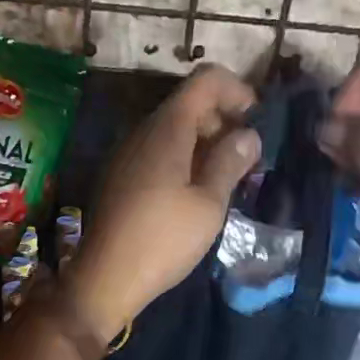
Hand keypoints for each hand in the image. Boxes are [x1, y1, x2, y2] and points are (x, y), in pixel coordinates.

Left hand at [69, 66, 260, 337]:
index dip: (236, 90)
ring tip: (223, 181)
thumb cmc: (163, 240)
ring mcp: (125, 154)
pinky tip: (191, 195)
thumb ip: (230, 163)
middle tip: (244, 160)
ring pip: (171, 131)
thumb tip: (248, 135)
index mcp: (167, 129)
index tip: (255, 122)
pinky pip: (155, 153)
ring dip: (202, 144)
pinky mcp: (118, 178)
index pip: (205, 80)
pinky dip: (181, 160)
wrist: (105, 278)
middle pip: (188, 105)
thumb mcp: (208, 204)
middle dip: (222, 121)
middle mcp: (142, 132)